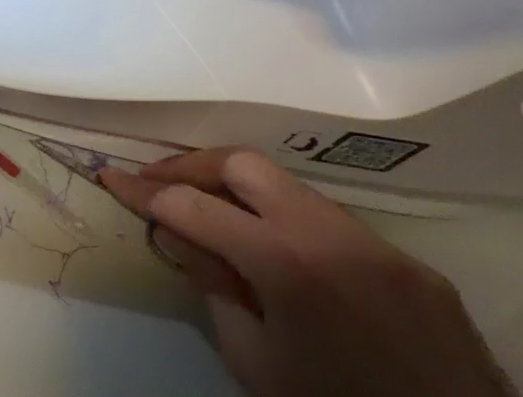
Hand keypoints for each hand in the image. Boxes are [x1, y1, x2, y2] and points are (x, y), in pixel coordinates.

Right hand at [101, 146, 513, 396]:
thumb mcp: (252, 358)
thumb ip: (211, 285)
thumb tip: (179, 235)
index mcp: (287, 264)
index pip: (192, 205)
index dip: (142, 190)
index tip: (108, 178)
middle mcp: (336, 239)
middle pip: (245, 165)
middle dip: (190, 166)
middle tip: (155, 183)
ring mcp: (382, 248)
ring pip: (292, 189)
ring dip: (242, 194)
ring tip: (212, 217)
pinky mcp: (413, 266)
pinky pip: (335, 225)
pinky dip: (290, 224)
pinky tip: (277, 254)